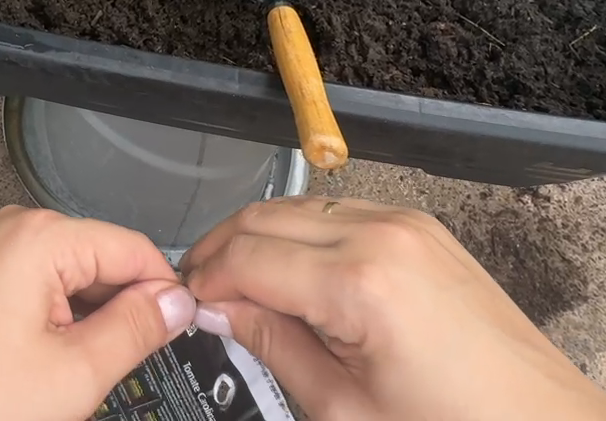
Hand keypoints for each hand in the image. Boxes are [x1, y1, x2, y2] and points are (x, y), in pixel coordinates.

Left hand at [0, 206, 195, 420]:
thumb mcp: (75, 372)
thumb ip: (136, 329)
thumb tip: (176, 300)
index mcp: (42, 235)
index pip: (132, 247)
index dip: (164, 291)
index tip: (182, 332)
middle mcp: (18, 227)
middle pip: (103, 256)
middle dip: (124, 307)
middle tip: (125, 365)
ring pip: (76, 274)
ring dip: (93, 318)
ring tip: (81, 370)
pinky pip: (45, 284)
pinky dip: (63, 318)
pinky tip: (56, 360)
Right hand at [182, 197, 605, 420]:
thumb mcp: (349, 415)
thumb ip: (274, 349)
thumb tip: (217, 310)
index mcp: (362, 282)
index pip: (247, 257)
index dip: (206, 280)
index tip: (187, 305)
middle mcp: (380, 232)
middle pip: (262, 217)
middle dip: (221, 251)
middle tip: (201, 294)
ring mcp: (403, 220)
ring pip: (292, 206)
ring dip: (255, 238)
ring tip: (241, 286)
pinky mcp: (418, 225)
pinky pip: (332, 210)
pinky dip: (297, 233)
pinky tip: (291, 272)